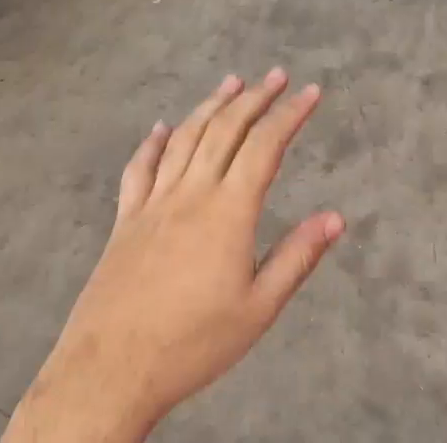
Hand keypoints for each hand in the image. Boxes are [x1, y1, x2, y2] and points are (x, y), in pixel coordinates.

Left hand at [4, 71, 342, 442]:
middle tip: (276, 75)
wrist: (110, 370)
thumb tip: (336, 217)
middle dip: (255, 97)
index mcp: (228, 211)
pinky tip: (161, 127)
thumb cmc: (192, 343)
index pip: (265, 146)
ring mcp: (153, 203)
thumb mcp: (258, 309)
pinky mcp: (124, 220)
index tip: (310, 92)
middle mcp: (191, 193)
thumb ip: (297, 258)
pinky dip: (153, 142)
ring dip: (211, 105)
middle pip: (225, 129)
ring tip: (231, 82)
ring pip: (184, 138)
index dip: (290, 114)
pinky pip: (139, 168)